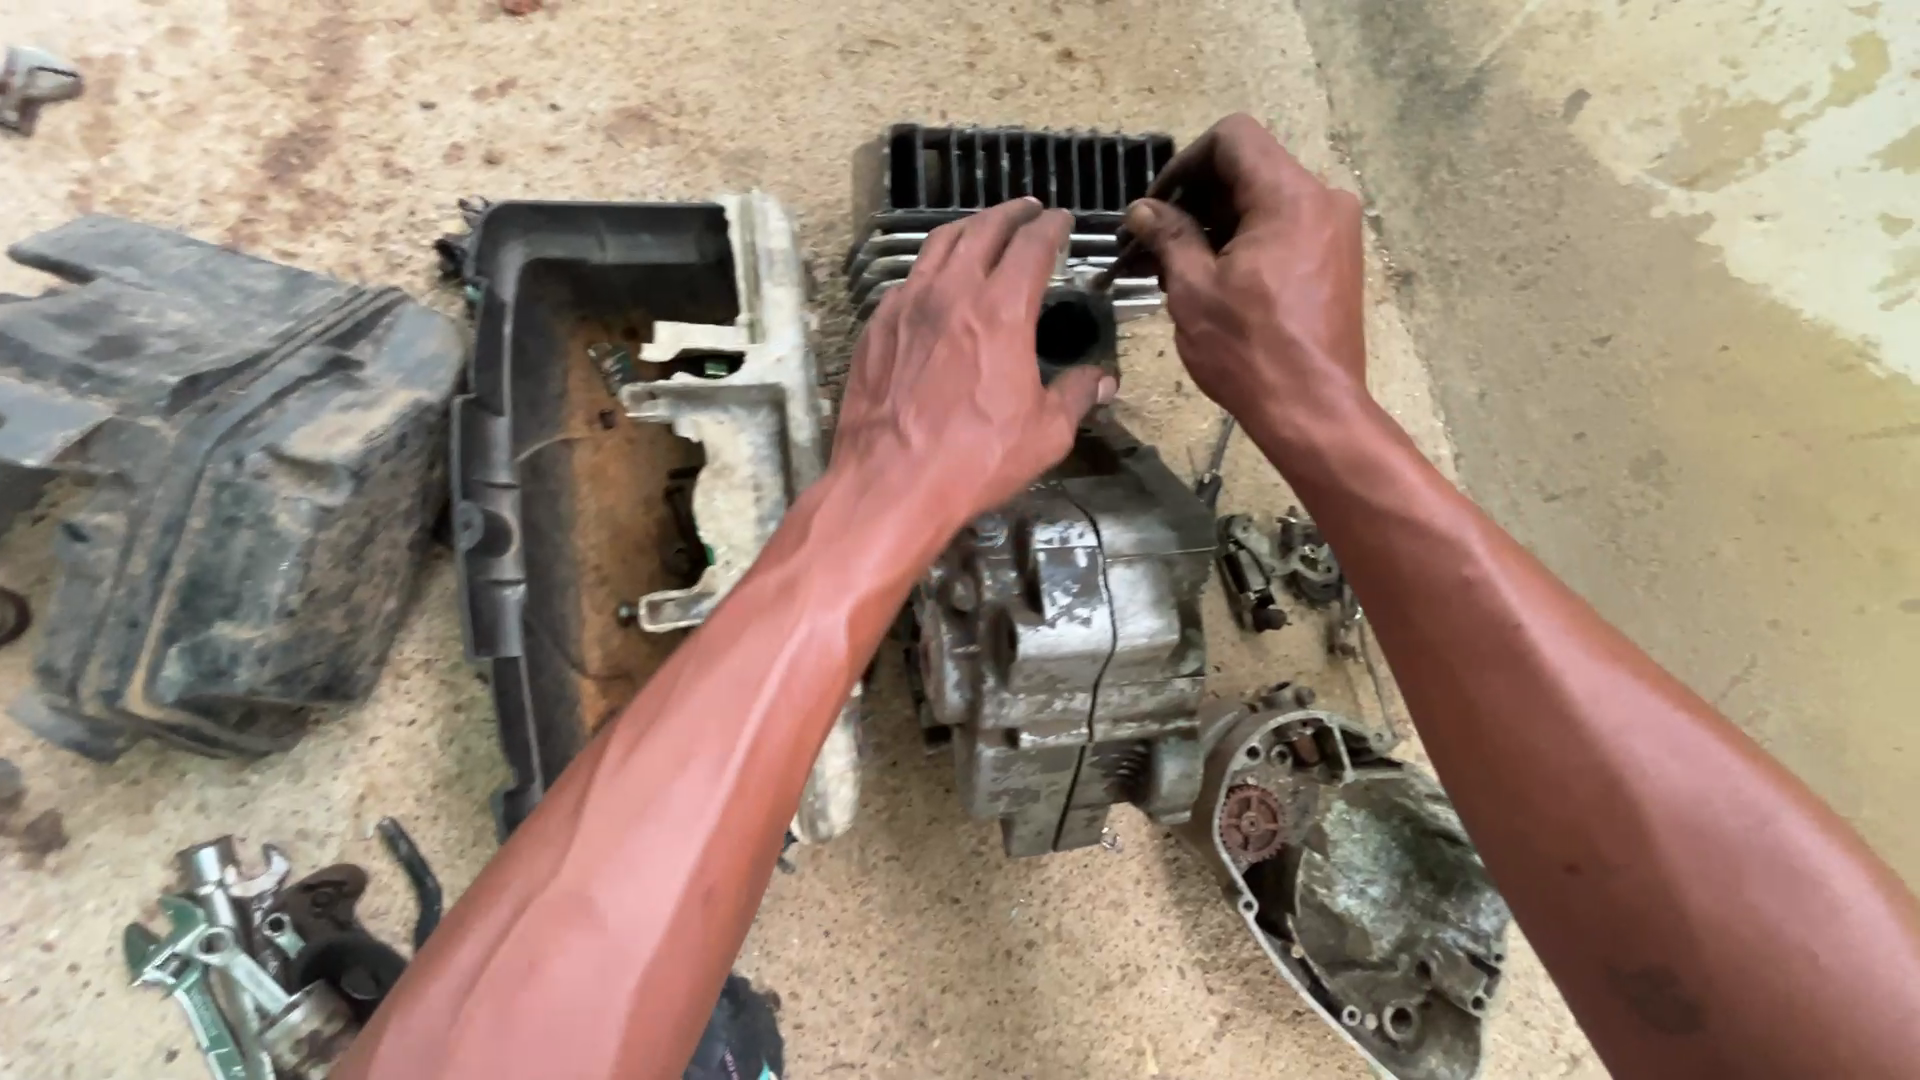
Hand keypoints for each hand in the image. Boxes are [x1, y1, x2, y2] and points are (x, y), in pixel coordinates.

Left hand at [832, 198, 1115, 527]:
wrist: (890, 483)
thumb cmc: (975, 460)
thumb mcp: (1045, 434)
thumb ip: (1076, 396)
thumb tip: (1102, 381)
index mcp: (1000, 311)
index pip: (1031, 246)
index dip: (1051, 226)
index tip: (1061, 220)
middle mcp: (950, 294)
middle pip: (982, 230)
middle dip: (1010, 214)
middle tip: (1026, 210)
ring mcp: (905, 307)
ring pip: (938, 246)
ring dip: (967, 229)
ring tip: (982, 229)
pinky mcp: (876, 329)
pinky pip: (907, 282)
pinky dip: (930, 270)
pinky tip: (936, 284)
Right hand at [1123, 114, 1367, 410]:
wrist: (1311, 408)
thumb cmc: (1248, 350)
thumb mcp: (1194, 289)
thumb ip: (1168, 237)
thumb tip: (1142, 210)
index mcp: (1289, 196)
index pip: (1232, 139)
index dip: (1183, 165)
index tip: (1153, 208)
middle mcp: (1322, 200)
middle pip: (1247, 172)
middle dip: (1193, 202)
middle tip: (1149, 245)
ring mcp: (1334, 232)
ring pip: (1262, 206)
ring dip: (1213, 228)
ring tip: (1171, 270)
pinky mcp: (1335, 262)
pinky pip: (1282, 233)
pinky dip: (1242, 246)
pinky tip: (1209, 282)